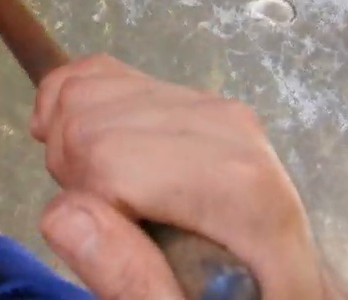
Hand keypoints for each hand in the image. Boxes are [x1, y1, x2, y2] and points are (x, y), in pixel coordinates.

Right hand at [30, 56, 330, 299]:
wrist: (285, 291)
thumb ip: (132, 280)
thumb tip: (62, 213)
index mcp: (237, 186)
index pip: (108, 156)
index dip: (84, 203)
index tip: (106, 249)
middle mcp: (226, 125)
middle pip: (90, 118)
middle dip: (69, 171)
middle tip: (101, 227)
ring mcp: (207, 101)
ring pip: (85, 89)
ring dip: (64, 140)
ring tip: (96, 194)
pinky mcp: (187, 93)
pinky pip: (100, 71)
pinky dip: (66, 101)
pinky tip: (74, 145)